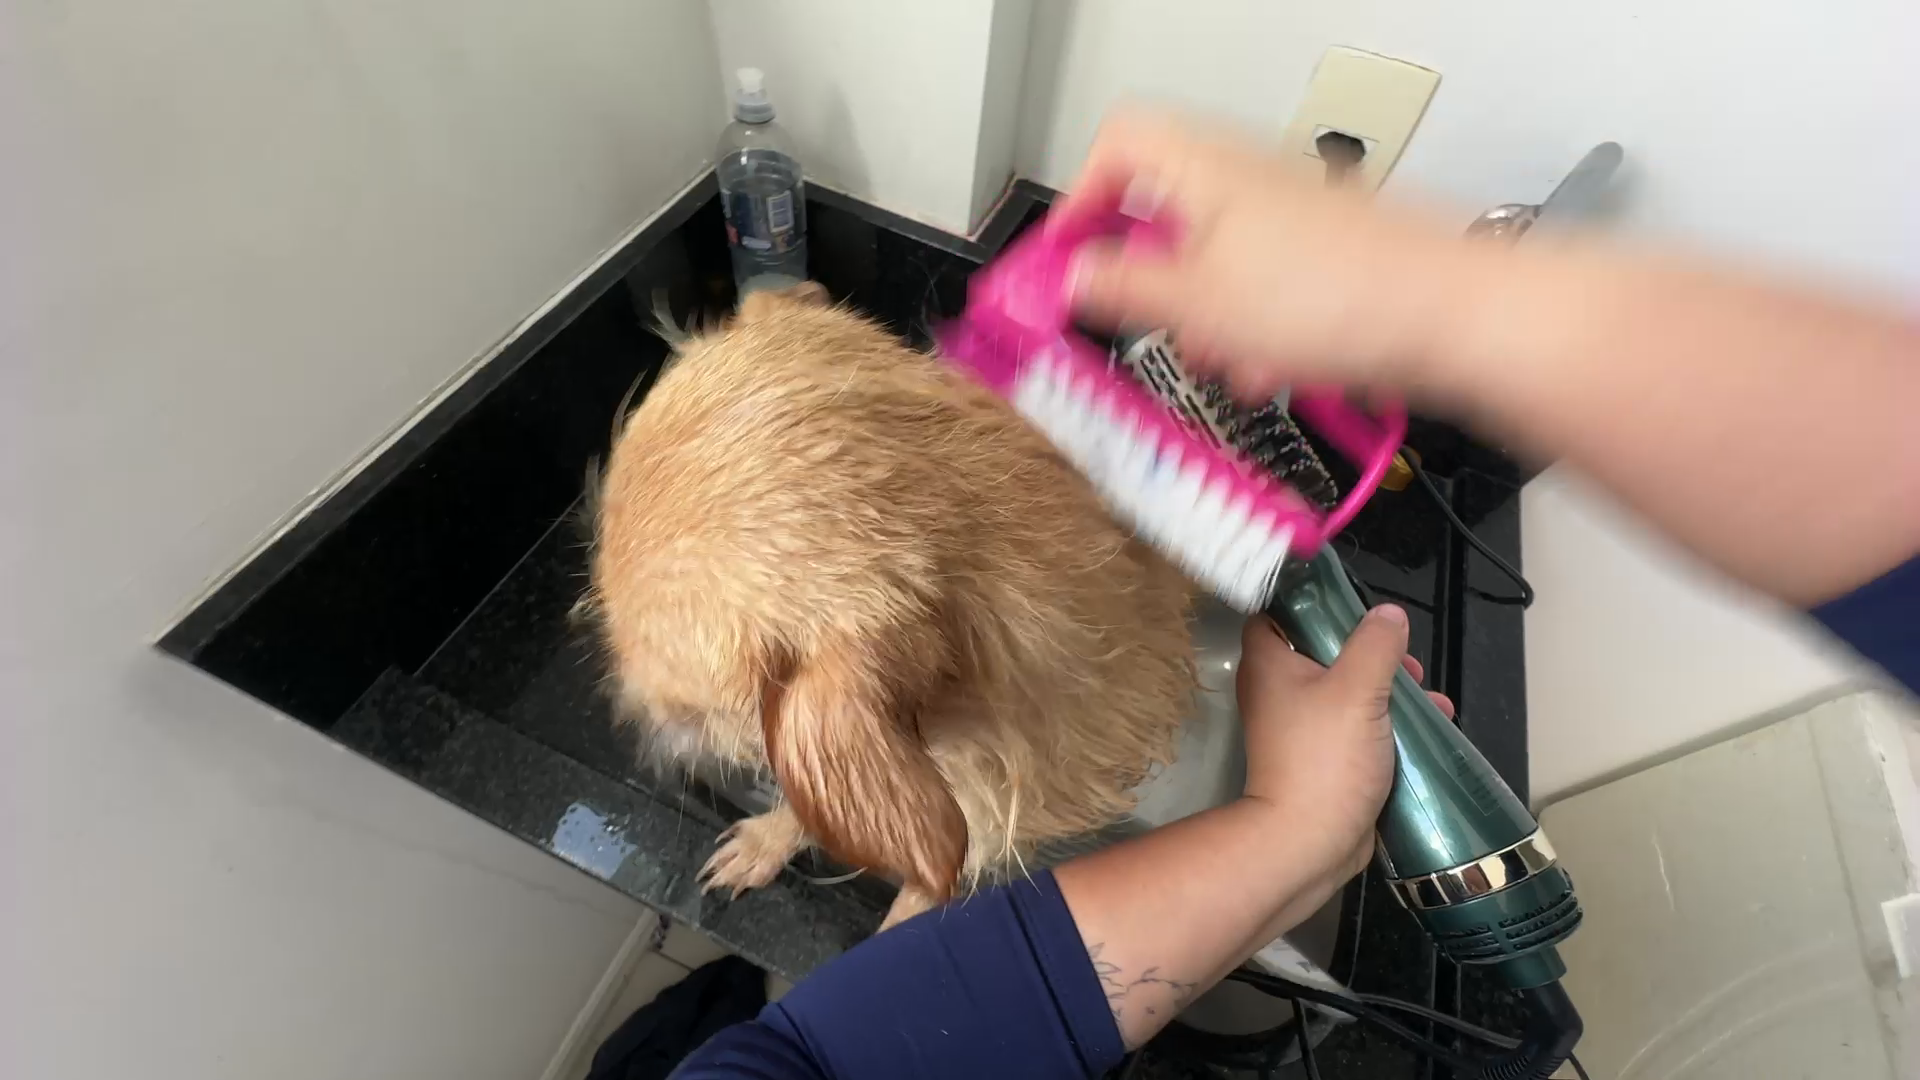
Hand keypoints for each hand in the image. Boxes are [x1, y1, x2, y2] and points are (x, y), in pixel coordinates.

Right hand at [1056, 107, 1484, 404]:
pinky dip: (1240, 326)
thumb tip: (1076, 279)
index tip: (1061, 257)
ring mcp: (1283, 218)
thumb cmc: (1342, 295)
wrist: (1451, 318)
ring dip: (1193, 314)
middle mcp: (1245, 182)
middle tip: (1126, 317)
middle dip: (1140, 276)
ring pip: (1204, 260)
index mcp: (1205, 172)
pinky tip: (1259, 362)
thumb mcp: (1197, 304)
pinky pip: (1251, 286)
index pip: (1116, 147)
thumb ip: (1124, 288)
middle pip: (1157, 213)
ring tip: (1211, 353)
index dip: (1078, 199)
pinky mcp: (1314, 257)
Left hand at [1235, 605, 1452, 884]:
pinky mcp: (1318, 753)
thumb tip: (1387, 613)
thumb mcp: (1356, 691)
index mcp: (1268, 663)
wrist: (1308, 837)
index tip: (1351, 607)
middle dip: (1368, 652)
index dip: (1308, 606)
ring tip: (1428, 695)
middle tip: (1407, 664)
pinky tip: (1430, 725)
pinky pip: (1352, 723)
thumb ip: (1373, 647)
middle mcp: (1274, 688)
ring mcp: (1295, 723)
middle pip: (1320, 651)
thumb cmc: (1324, 756)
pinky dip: (1384, 720)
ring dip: (1386, 688)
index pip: (1274, 615)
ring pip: (1343, 689)